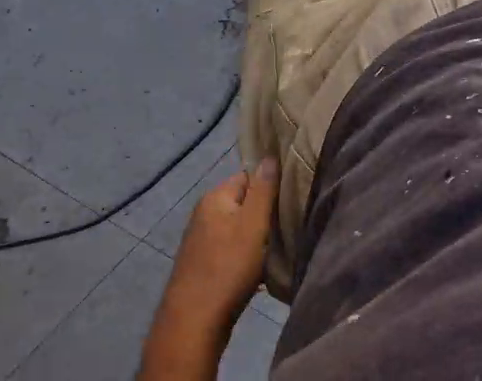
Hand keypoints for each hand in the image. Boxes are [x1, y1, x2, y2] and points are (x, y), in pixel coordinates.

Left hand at [169, 158, 278, 321]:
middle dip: (265, 214)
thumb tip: (270, 156)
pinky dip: (245, 256)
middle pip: (245, 202)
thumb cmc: (228, 267)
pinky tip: (257, 270)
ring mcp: (200, 241)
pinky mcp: (202, 265)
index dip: (270, 187)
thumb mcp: (253, 223)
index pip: (249, 175)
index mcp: (214, 198)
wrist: (193, 324)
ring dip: (257, 237)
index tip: (288, 201)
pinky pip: (231, 249)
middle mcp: (204, 214)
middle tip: (284, 227)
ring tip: (274, 250)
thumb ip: (264, 189)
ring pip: (239, 228)